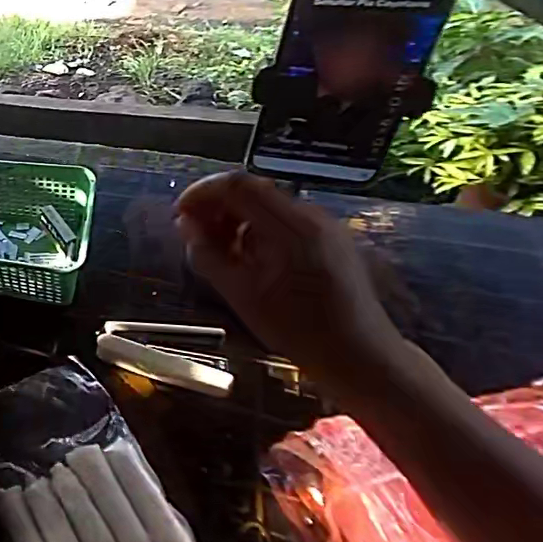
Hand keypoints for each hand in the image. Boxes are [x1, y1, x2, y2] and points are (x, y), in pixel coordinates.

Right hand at [174, 171, 405, 375]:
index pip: (237, 185)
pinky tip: (249, 260)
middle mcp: (310, 215)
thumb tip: (185, 225)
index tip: (180, 214)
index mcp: (291, 227)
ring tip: (220, 253)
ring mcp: (322, 224)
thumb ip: (207, 255)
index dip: (202, 193)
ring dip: (235, 220)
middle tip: (194, 235)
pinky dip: (256, 230)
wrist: (362, 357)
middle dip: (216, 208)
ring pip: (265, 205)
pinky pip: (282, 220)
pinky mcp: (328, 235)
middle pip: (251, 191)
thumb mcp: (242, 296)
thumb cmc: (302, 332)